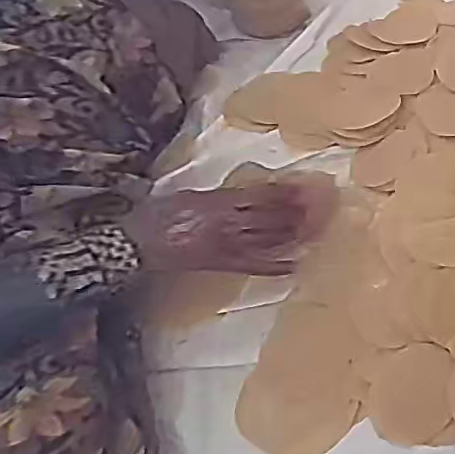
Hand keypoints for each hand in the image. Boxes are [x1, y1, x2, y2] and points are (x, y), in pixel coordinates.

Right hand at [123, 183, 321, 274]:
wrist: (131, 244)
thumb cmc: (159, 214)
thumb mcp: (192, 194)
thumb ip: (225, 194)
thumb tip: (256, 191)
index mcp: (219, 202)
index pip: (263, 195)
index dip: (288, 192)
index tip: (307, 187)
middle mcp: (227, 223)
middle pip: (273, 217)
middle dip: (300, 213)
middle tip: (323, 208)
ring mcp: (226, 246)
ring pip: (269, 240)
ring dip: (296, 235)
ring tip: (317, 229)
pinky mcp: (221, 265)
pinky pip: (254, 266)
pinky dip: (277, 266)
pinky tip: (296, 265)